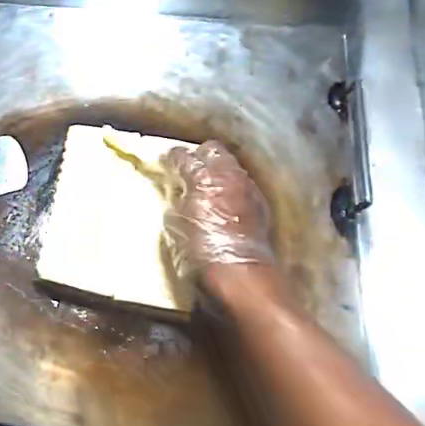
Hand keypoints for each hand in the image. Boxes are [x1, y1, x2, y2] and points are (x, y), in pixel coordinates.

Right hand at [160, 141, 277, 281]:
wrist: (241, 276)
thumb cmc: (200, 251)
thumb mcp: (173, 224)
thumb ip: (176, 200)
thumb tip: (178, 193)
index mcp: (203, 176)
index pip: (183, 156)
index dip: (170, 158)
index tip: (163, 163)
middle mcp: (229, 175)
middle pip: (213, 150)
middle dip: (199, 156)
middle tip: (186, 170)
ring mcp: (248, 188)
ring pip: (230, 166)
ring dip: (217, 172)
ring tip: (204, 187)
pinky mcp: (260, 204)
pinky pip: (242, 185)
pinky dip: (230, 189)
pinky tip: (222, 204)